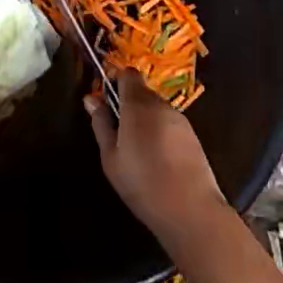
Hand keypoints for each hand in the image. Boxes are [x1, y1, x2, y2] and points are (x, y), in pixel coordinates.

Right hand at [86, 71, 227, 237]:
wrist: (189, 207)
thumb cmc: (141, 183)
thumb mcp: (111, 157)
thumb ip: (101, 124)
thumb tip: (91, 98)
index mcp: (138, 105)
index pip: (129, 75)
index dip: (117, 80)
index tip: (106, 97)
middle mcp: (161, 104)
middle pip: (142, 91)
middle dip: (129, 104)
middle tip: (117, 131)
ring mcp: (179, 117)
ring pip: (156, 107)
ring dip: (144, 118)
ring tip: (136, 149)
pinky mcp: (191, 132)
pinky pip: (169, 121)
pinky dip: (159, 130)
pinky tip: (156, 156)